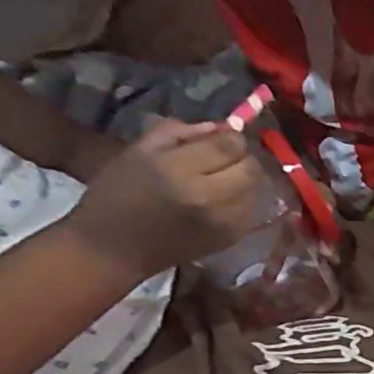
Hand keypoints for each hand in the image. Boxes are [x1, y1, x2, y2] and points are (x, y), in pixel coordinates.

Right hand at [66, 119, 266, 278]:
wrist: (116, 247)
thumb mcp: (136, 153)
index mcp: (178, 170)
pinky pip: (255, 210)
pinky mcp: (235, 237)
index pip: (228, 146)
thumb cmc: (117, 194)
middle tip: (226, 157)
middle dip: (242, 158)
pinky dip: (246, 199)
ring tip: (224, 177)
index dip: (233, 137)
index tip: (226, 136)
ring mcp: (227, 220)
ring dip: (246, 179)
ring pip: (258, 189)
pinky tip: (225, 198)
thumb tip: (219, 126)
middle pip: (251, 168)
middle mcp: (210, 196)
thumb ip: (177, 133)